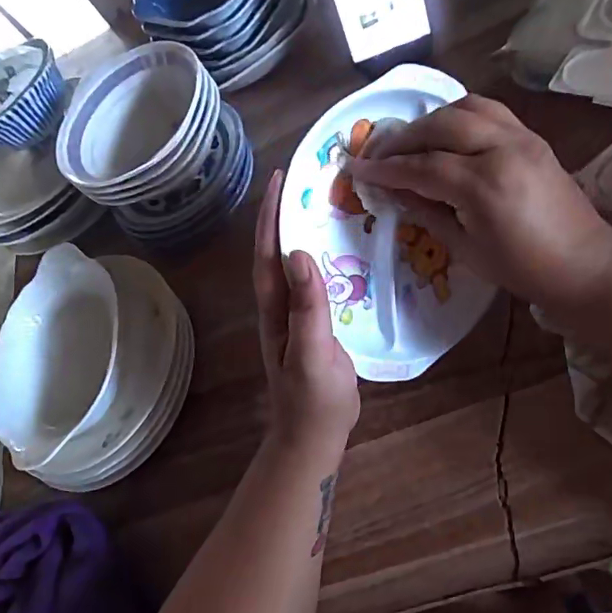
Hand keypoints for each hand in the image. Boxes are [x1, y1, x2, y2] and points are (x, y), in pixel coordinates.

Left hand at [253, 168, 358, 450]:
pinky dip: (324, 257)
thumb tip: (299, 254)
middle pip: (278, 250)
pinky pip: (316, 281)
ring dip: (303, 230)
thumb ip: (306, 308)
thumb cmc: (313, 400)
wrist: (314, 434)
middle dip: (285, 213)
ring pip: (296, 263)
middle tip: (307, 179)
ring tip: (325, 201)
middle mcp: (281, 305)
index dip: (271, 215)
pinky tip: (343, 249)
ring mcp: (297, 316)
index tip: (280, 178)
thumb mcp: (312, 354)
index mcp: (275, 308)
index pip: (268, 252)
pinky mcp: (316, 325)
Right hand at [348, 94, 611, 311]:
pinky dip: (460, 116)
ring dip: (432, 121)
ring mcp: (522, 138)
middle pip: (440, 127)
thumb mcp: (465, 248)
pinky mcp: (532, 137)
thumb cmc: (521, 267)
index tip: (356, 169)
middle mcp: (502, 150)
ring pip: (465, 108)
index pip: (422, 167)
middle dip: (403, 138)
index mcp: (484, 185)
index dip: (385, 169)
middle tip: (379, 154)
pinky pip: (489, 111)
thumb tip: (395, 192)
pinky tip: (446, 134)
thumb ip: (427, 213)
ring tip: (411, 141)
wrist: (584, 263)